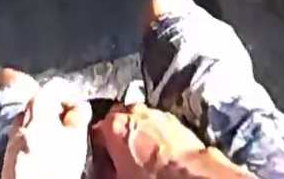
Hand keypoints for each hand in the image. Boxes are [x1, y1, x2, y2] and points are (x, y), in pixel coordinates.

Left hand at [1, 83, 91, 178]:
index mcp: (37, 105)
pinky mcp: (7, 158)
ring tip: (60, 141)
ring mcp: (11, 139)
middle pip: (41, 103)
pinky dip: (36, 140)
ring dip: (46, 126)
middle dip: (57, 111)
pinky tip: (46, 155)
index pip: (56, 85)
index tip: (81, 108)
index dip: (72, 93)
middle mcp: (20, 117)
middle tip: (71, 124)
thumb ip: (80, 116)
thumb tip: (80, 108)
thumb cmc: (55, 165)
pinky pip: (24, 139)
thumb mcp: (77, 138)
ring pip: (32, 122)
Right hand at [93, 104, 249, 178]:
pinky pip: (154, 121)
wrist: (186, 175)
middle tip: (119, 155)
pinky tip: (155, 149)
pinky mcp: (171, 116)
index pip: (97, 130)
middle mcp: (133, 110)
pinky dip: (152, 131)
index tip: (101, 160)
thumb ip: (106, 170)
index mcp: (115, 126)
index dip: (98, 147)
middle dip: (117, 134)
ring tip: (139, 152)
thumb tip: (104, 171)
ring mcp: (154, 111)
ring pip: (137, 118)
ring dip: (135, 131)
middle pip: (118, 118)